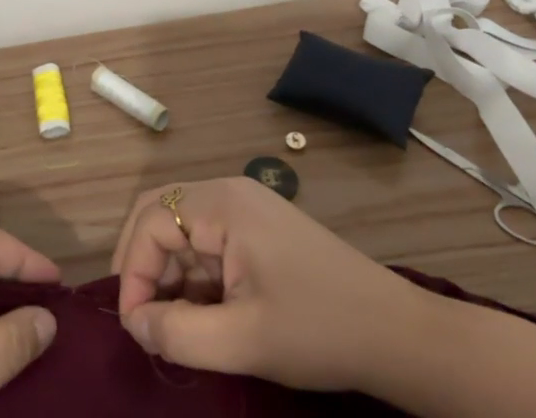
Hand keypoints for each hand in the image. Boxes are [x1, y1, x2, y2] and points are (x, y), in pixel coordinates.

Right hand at [112, 176, 434, 392]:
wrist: (402, 337)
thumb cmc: (321, 332)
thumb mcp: (243, 341)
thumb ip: (177, 333)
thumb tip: (134, 323)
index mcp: (223, 205)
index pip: (150, 223)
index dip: (133, 274)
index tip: (138, 327)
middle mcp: (230, 193)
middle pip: (159, 214)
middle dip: (142, 265)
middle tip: (141, 317)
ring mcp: (248, 209)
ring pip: (181, 230)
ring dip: (168, 274)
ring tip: (173, 325)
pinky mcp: (261, 231)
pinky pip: (207, 242)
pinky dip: (194, 276)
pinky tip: (203, 315)